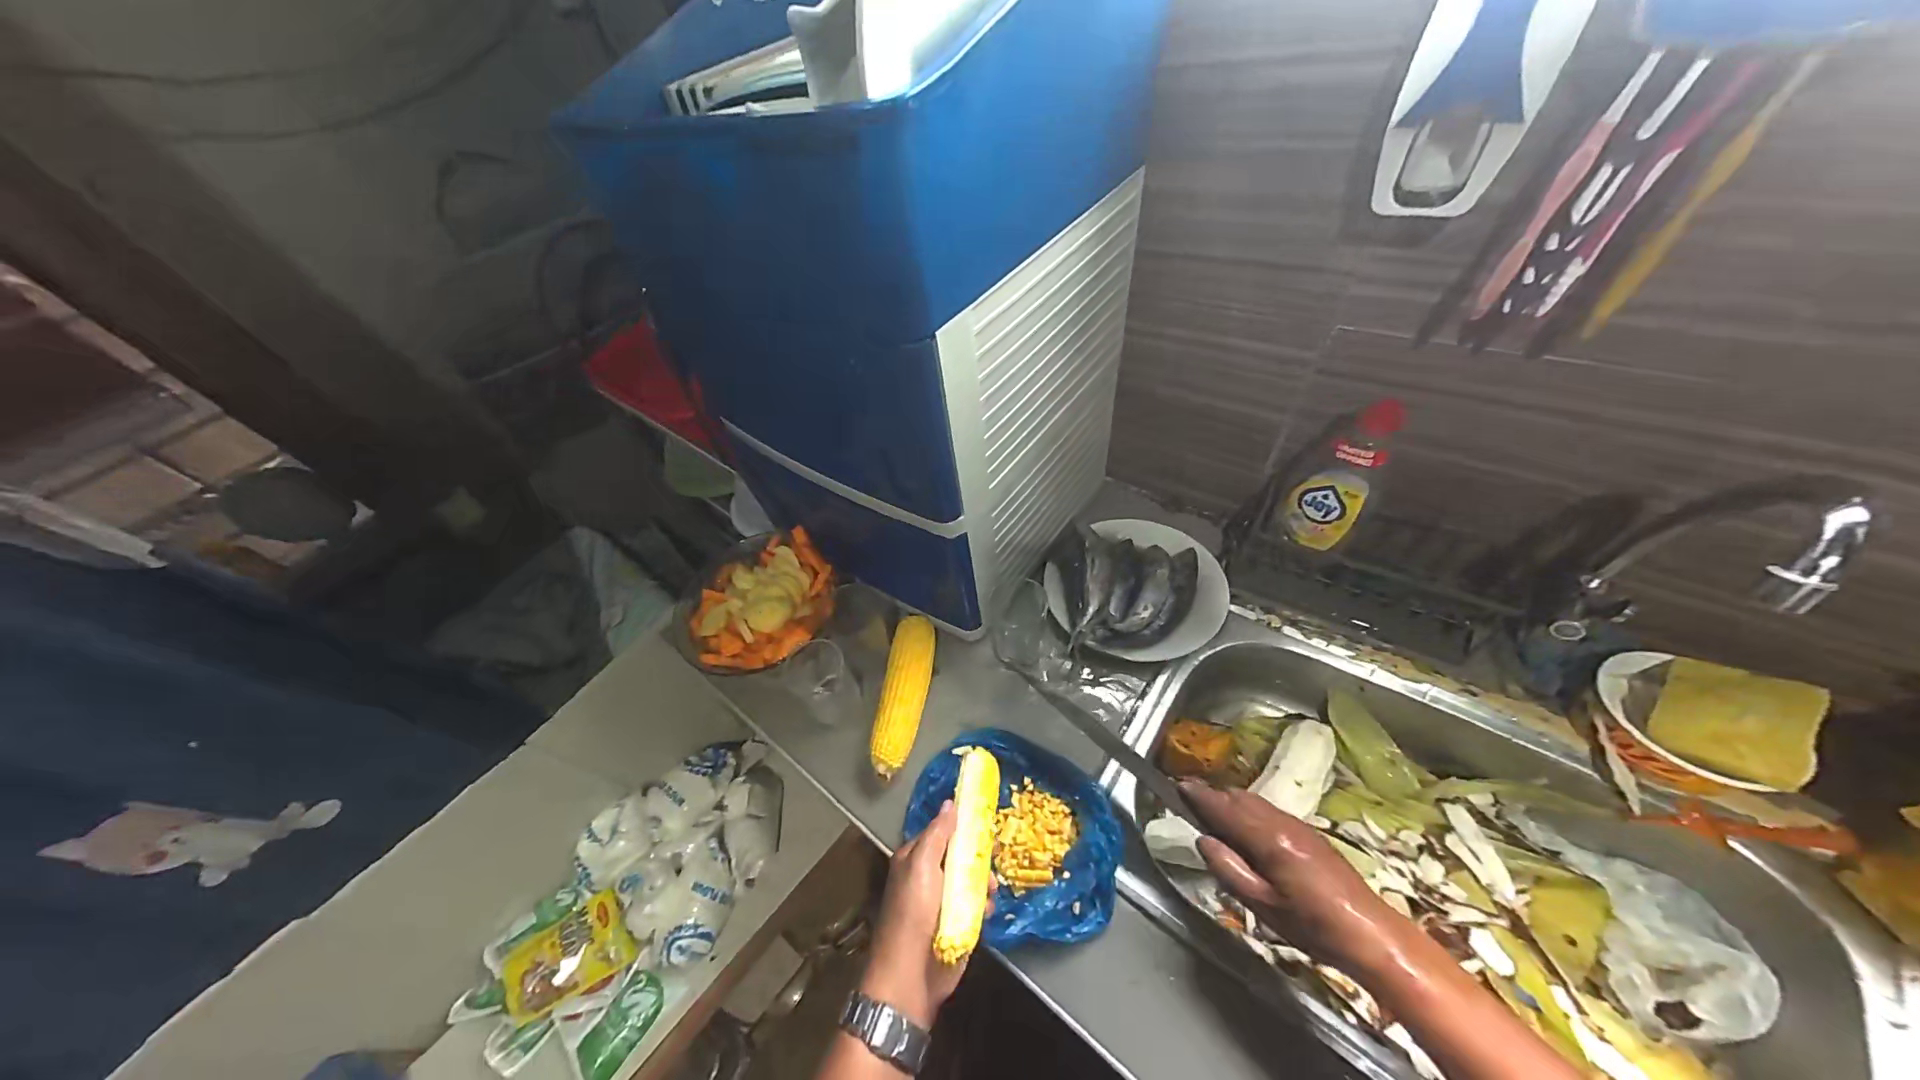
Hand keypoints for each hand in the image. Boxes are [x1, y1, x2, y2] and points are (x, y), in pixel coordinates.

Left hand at [860, 800, 975, 1026]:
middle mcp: (927, 876)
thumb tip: (950, 803)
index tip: (984, 819)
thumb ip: (938, 834)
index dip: (961, 825)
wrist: (912, 975)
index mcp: (914, 858)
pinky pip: (976, 903)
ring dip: (984, 880)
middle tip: (993, 855)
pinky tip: (990, 907)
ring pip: (971, 878)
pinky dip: (985, 903)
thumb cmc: (913, 914)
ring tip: (993, 888)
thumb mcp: (922, 866)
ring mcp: (943, 900)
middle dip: (977, 854)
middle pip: (959, 854)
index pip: (940, 831)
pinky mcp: (957, 922)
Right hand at [1181, 781, 1408, 971]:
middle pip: (1240, 797)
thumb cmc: (1313, 926)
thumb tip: (1204, 840)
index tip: (1177, 786)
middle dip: (1213, 796)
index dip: (1198, 795)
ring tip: (1214, 817)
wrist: (1372, 935)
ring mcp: (1299, 826)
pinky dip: (1250, 811)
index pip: (1224, 807)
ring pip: (1256, 802)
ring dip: (1232, 803)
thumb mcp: (1262, 905)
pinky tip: (1246, 831)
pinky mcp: (1310, 835)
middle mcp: (1282, 822)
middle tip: (1190, 804)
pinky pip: (1270, 811)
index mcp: (1268, 839)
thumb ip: (1228, 869)